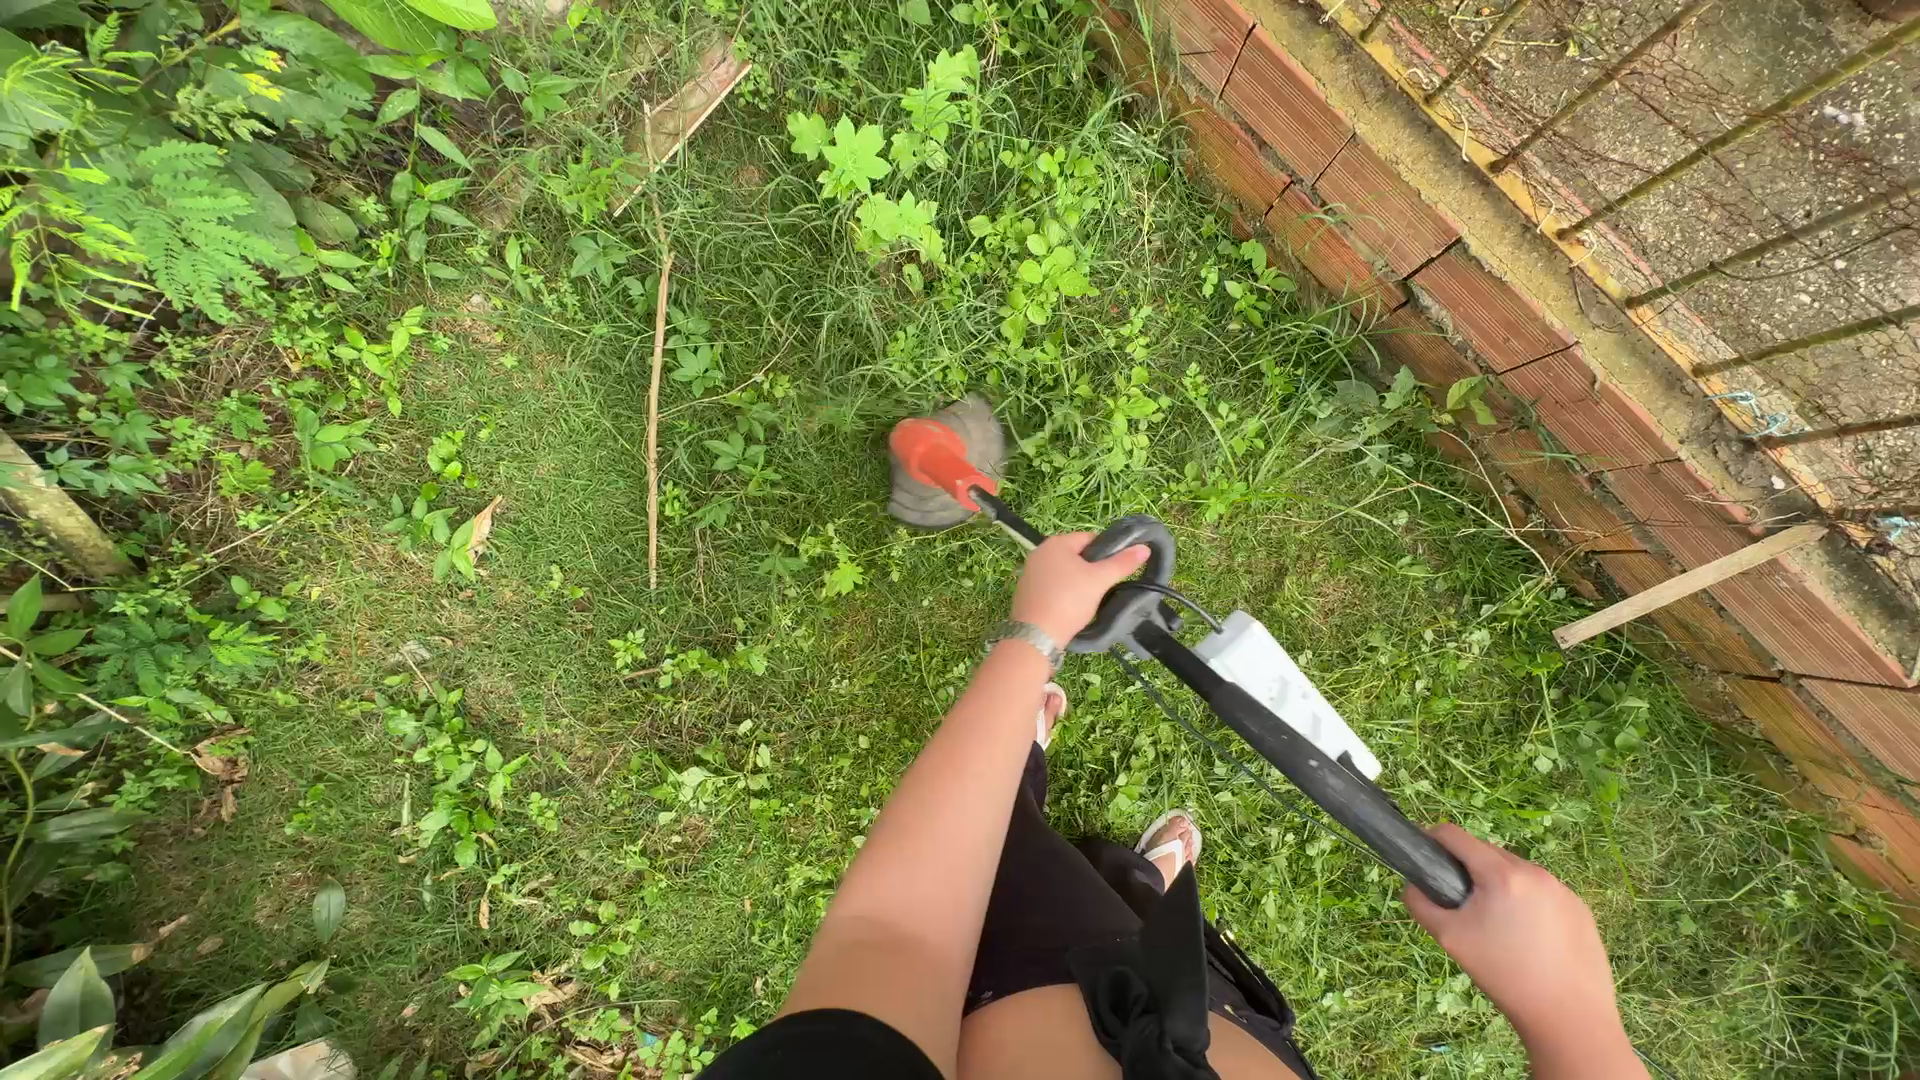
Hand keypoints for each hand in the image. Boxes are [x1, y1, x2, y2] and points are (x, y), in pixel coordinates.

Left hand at [1009, 533, 1149, 645]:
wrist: (1037, 634)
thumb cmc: (1069, 600)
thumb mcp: (1100, 580)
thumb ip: (1122, 563)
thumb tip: (1144, 548)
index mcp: (1056, 543)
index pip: (1090, 538)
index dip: (1107, 552)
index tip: (1114, 571)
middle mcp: (1039, 552)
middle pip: (1076, 555)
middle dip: (1091, 569)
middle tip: (1102, 587)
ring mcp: (1029, 571)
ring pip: (1064, 571)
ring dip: (1077, 582)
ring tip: (1087, 599)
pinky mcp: (1025, 590)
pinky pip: (1051, 585)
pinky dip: (1062, 592)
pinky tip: (1069, 607)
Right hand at [1403, 825, 1633, 1062]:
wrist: (1570, 1020)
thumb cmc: (1503, 974)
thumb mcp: (1448, 936)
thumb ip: (1419, 902)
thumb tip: (1413, 884)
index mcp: (1502, 874)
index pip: (1455, 835)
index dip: (1432, 840)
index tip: (1425, 859)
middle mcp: (1535, 873)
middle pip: (1486, 850)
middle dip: (1467, 866)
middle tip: (1462, 902)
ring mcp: (1564, 890)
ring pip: (1515, 869)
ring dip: (1497, 881)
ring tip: (1496, 921)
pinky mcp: (1581, 909)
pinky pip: (1541, 889)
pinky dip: (1526, 899)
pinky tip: (1527, 934)